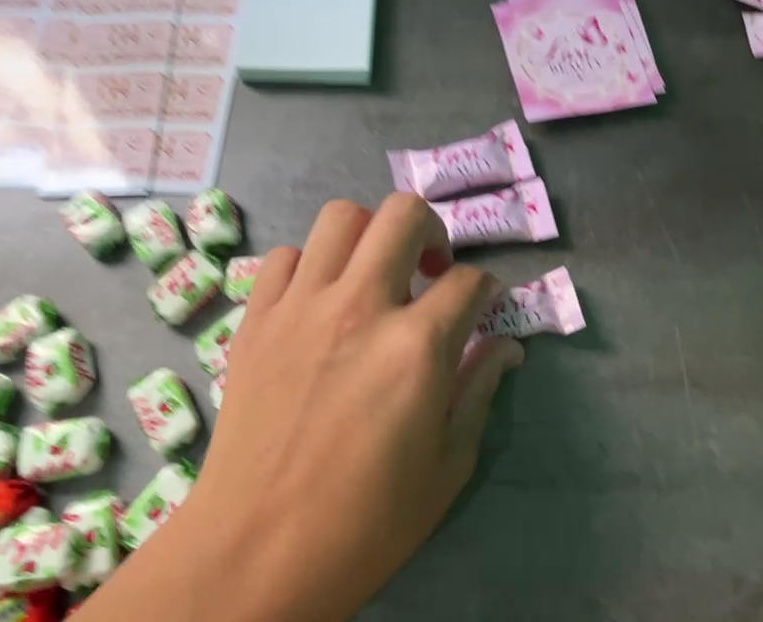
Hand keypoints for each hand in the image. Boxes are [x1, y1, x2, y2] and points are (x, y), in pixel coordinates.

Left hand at [80, 193, 524, 621]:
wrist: (259, 548)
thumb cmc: (366, 521)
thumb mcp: (447, 466)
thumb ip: (478, 391)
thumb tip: (505, 346)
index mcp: (415, 346)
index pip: (469, 280)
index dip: (487, 288)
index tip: (483, 303)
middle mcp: (359, 306)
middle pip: (404, 213)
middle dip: (433, 230)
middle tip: (432, 269)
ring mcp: (301, 306)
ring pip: (341, 217)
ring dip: (369, 235)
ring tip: (374, 274)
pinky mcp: (256, 318)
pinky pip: (284, 257)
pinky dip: (309, 266)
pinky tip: (318, 301)